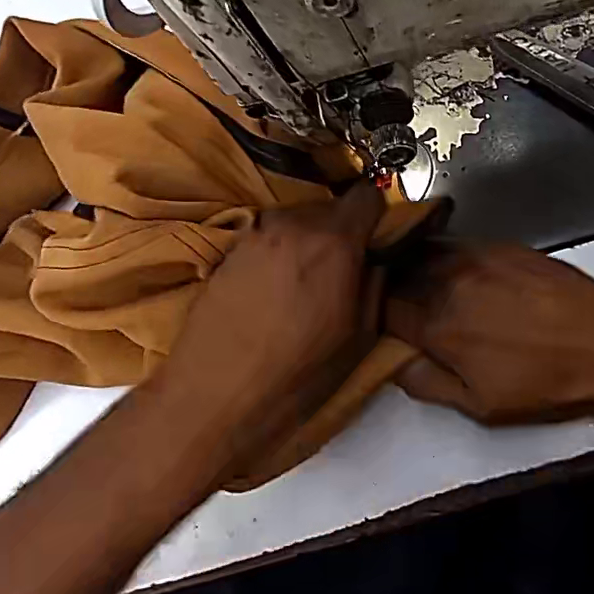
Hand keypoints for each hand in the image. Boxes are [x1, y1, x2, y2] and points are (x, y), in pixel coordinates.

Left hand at [148, 183, 384, 469]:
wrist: (214, 399)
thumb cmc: (299, 374)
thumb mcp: (360, 335)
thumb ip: (376, 282)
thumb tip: (377, 258)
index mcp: (334, 241)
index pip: (367, 195)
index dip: (379, 213)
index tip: (378, 235)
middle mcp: (293, 224)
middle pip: (330, 207)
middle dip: (342, 231)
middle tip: (343, 268)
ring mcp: (255, 234)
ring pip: (296, 221)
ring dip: (308, 240)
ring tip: (304, 282)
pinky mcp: (227, 251)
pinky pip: (267, 238)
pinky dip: (279, 252)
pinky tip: (273, 290)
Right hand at [386, 243, 593, 424]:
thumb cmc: (547, 381)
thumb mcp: (480, 405)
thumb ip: (429, 384)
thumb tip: (397, 364)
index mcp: (440, 327)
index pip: (386, 312)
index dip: (380, 318)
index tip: (384, 324)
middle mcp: (452, 284)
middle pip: (401, 277)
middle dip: (393, 289)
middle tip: (397, 301)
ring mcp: (479, 259)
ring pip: (427, 254)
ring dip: (416, 267)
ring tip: (421, 282)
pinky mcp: (504, 246)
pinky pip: (460, 244)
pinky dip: (448, 255)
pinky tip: (461, 272)